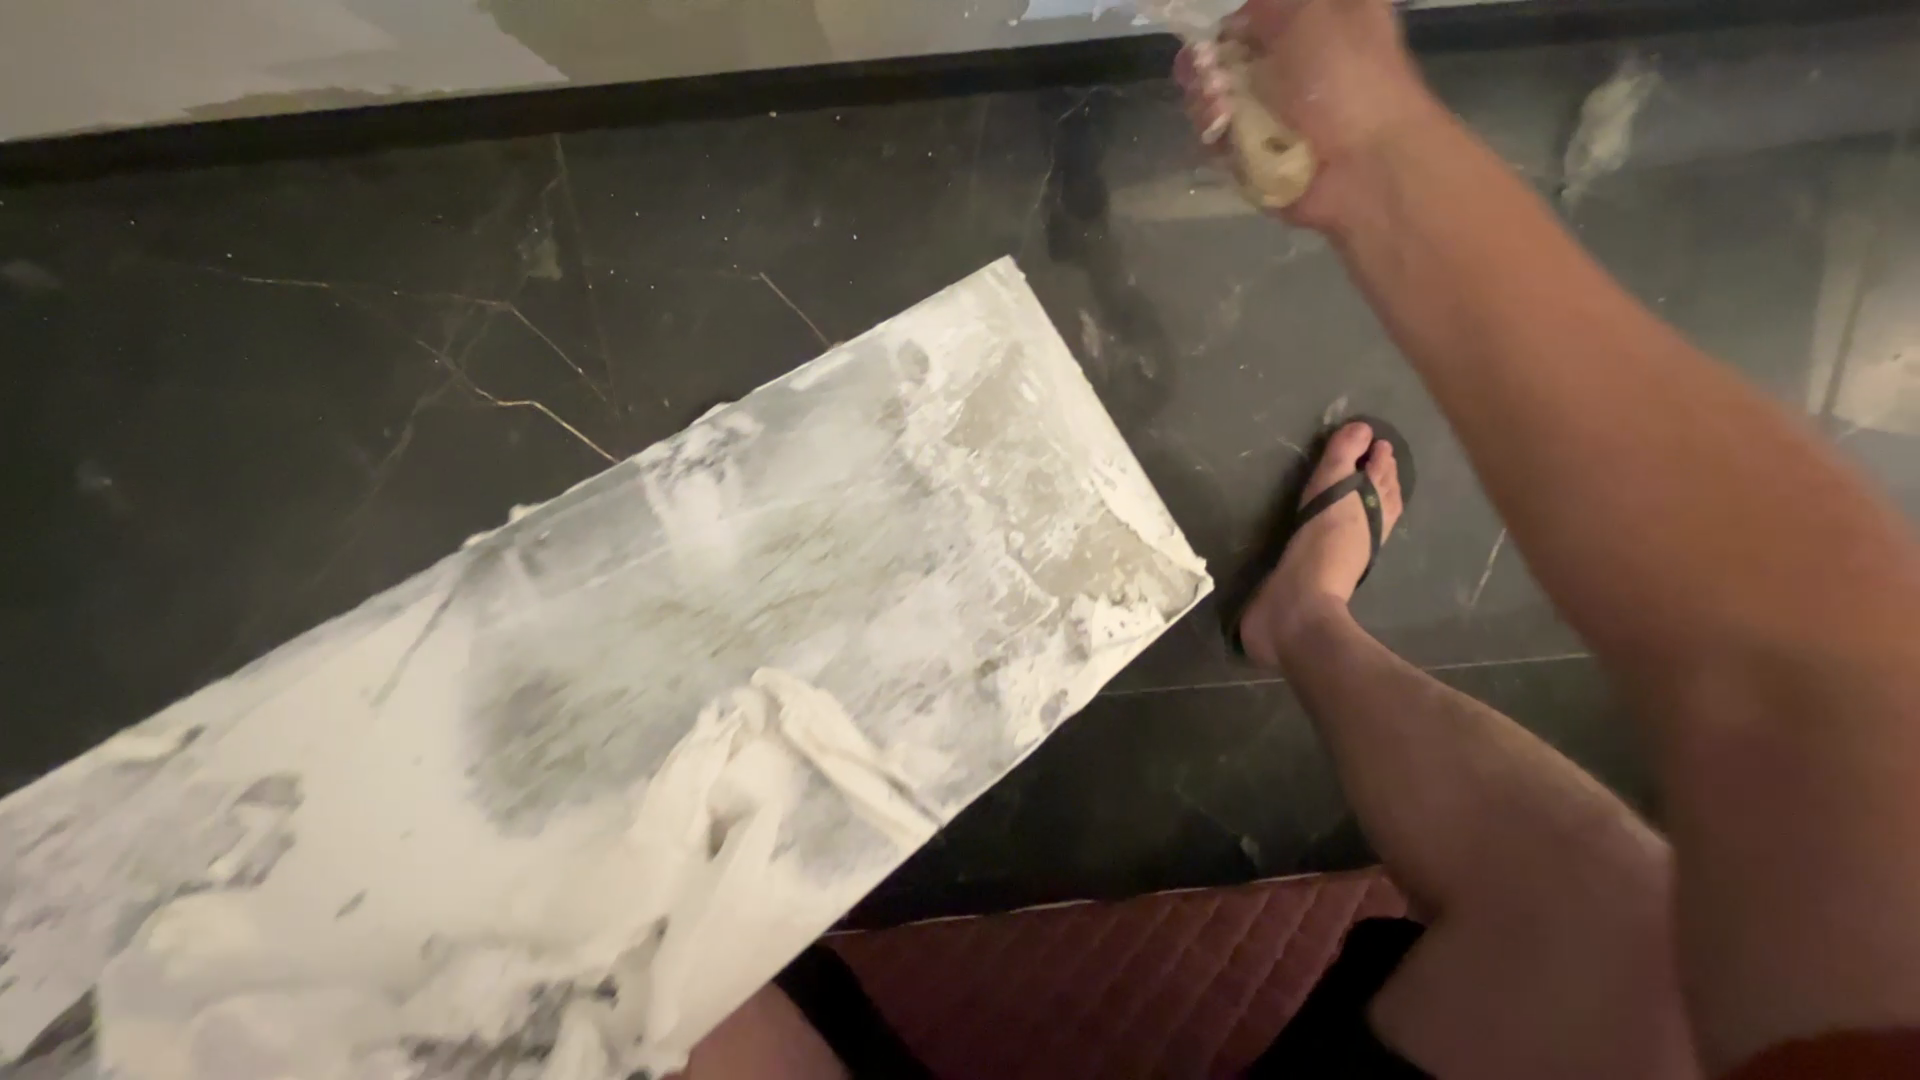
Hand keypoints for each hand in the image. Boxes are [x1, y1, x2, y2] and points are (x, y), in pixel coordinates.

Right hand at [1174, 0, 1442, 229]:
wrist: (1363, 167)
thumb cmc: (1347, 79)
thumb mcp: (1311, 13)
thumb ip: (1265, 7)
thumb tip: (1232, 24)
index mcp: (1322, 22)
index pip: (1259, 18)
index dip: (1232, 26)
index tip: (1217, 37)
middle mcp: (1297, 68)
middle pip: (1230, 60)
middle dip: (1207, 66)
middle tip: (1205, 76)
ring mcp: (1276, 116)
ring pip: (1219, 102)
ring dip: (1207, 102)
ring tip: (1216, 110)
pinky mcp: (1258, 157)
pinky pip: (1220, 143)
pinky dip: (1212, 138)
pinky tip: (1217, 134)